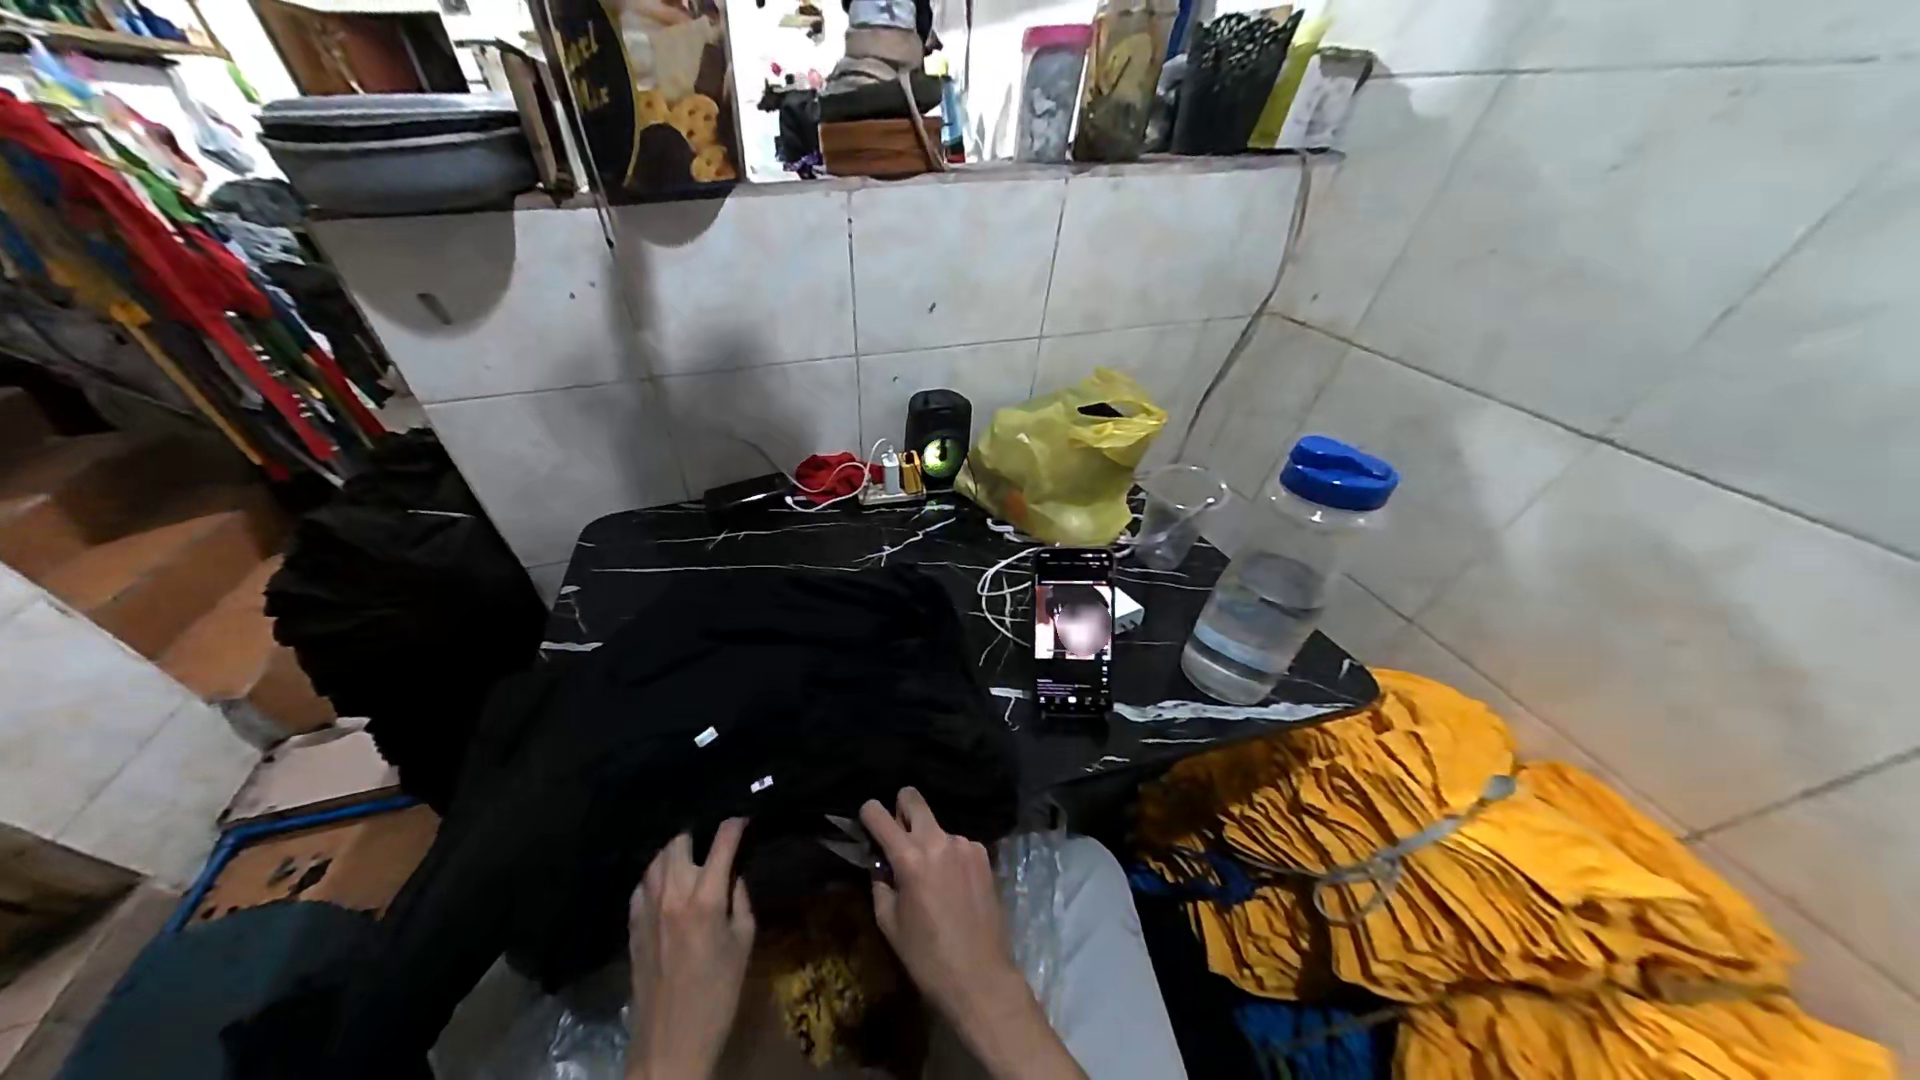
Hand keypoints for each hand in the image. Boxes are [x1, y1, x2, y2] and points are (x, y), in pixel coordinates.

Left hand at [627, 818, 754, 1079]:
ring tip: (692, 859)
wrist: (671, 1043)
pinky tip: (669, 885)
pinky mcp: (631, 926)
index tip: (744, 820)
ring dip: (675, 853)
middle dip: (699, 835)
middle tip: (715, 844)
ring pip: (656, 860)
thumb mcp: (744, 942)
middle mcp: (672, 896)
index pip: (721, 842)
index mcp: (705, 899)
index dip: (735, 824)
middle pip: (679, 842)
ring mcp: (646, 910)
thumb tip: (734, 873)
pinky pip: (641, 885)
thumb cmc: (718, 994)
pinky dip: (656, 876)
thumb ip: (739, 899)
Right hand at [861, 790, 1087, 1079]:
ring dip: (928, 840)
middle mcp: (938, 841)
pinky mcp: (983, 855)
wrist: (979, 976)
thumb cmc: (926, 956)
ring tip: (932, 876)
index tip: (867, 821)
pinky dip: (949, 855)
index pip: (879, 814)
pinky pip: (957, 844)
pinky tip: (953, 884)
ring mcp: (965, 845)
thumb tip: (880, 861)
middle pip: (913, 798)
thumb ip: (880, 882)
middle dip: (900, 808)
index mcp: (910, 858)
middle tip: (898, 837)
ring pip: (937, 826)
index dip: (868, 813)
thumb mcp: (889, 922)